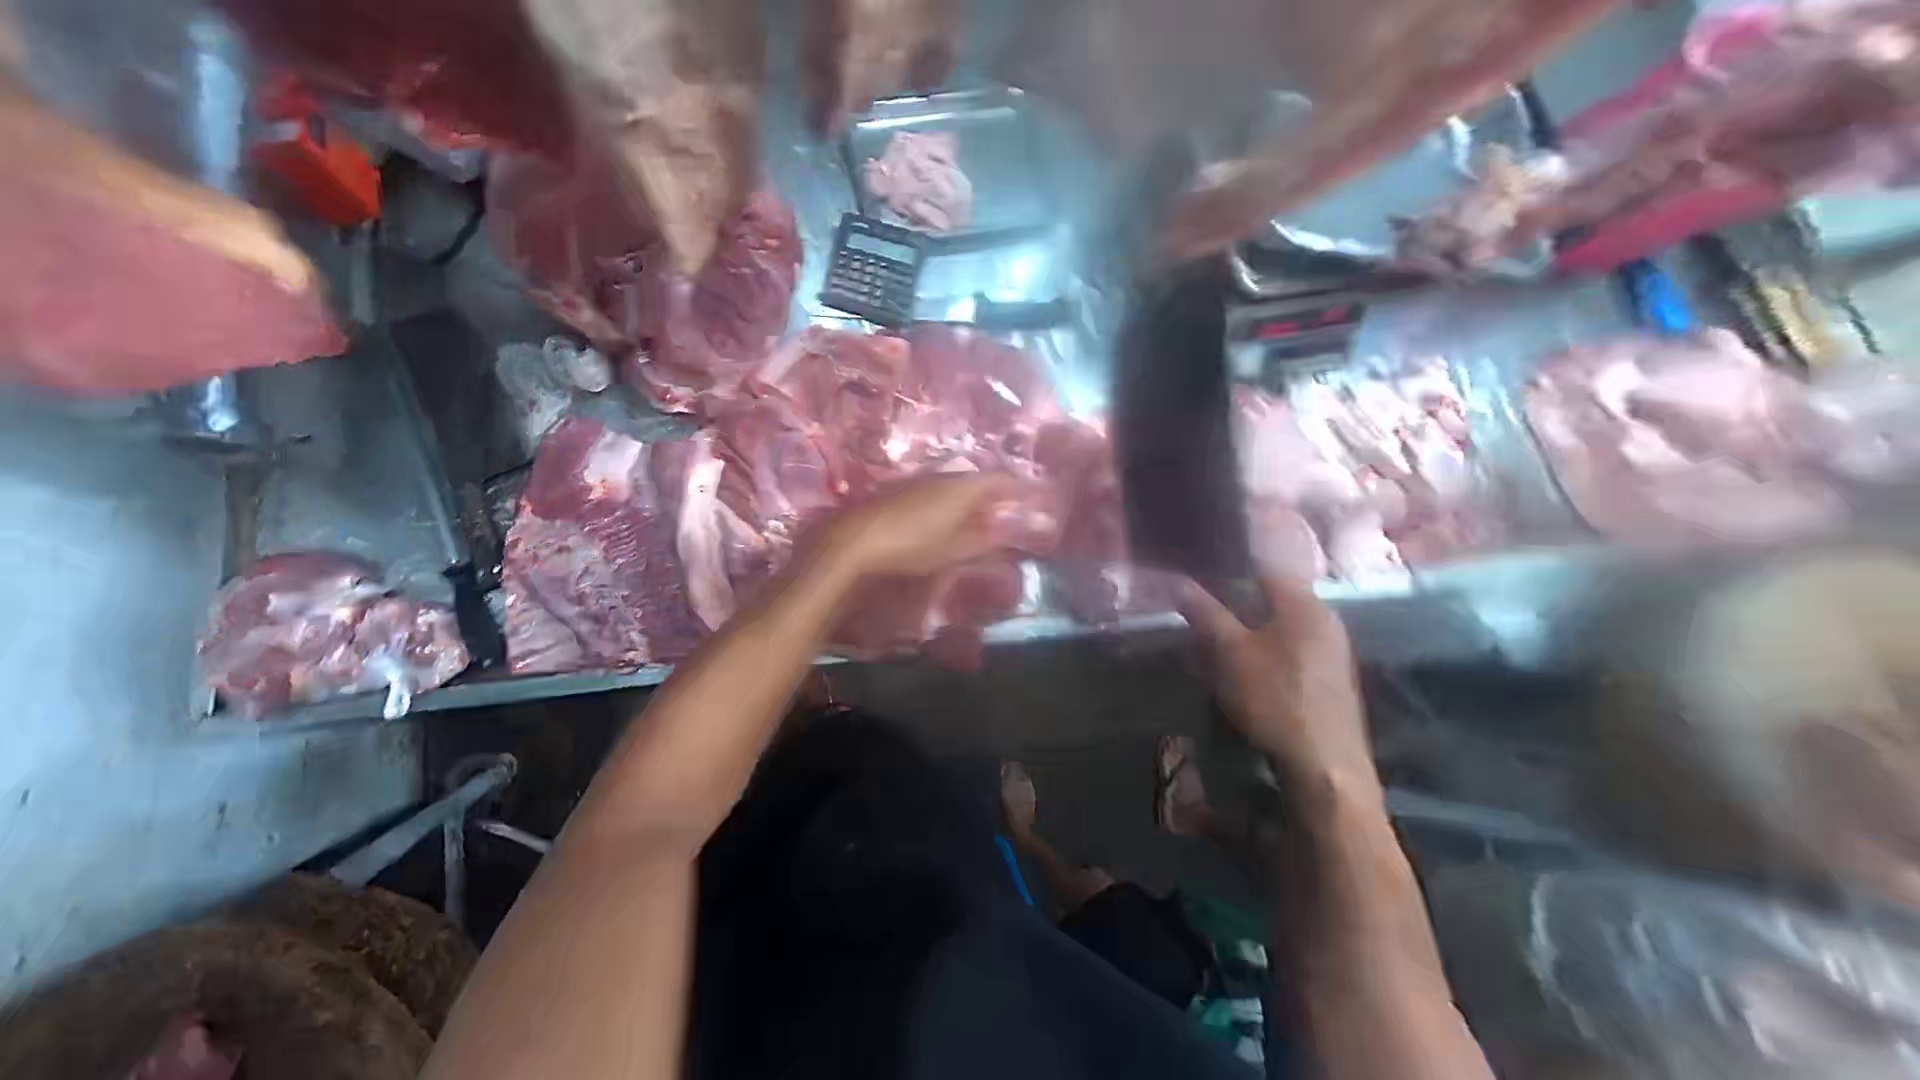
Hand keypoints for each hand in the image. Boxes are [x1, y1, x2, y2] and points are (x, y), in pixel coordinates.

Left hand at [826, 474, 1028, 577]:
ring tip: (981, 521)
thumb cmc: (912, 544)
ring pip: (956, 485)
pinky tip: (946, 523)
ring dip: (971, 500)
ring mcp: (920, 480)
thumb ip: (983, 539)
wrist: (856, 537)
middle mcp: (945, 475)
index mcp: (965, 487)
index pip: (1002, 479)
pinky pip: (937, 491)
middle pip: (979, 480)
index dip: (1020, 488)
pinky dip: (950, 504)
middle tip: (1009, 513)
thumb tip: (1006, 531)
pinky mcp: (901, 490)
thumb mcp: (953, 549)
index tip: (1034, 498)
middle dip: (996, 495)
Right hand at [1179, 576, 1379, 802]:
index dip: (1228, 568)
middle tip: (1197, 613)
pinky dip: (1260, 653)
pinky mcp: (1328, 679)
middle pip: (1270, 599)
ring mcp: (1331, 651)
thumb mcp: (1231, 653)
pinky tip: (1239, 671)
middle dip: (1232, 604)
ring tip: (1210, 644)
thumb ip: (1206, 614)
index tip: (1197, 574)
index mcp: (1306, 605)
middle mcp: (1325, 621)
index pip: (1264, 568)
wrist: (1324, 766)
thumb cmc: (1275, 699)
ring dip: (1244, 632)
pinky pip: (1287, 651)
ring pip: (1277, 627)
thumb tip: (1179, 582)